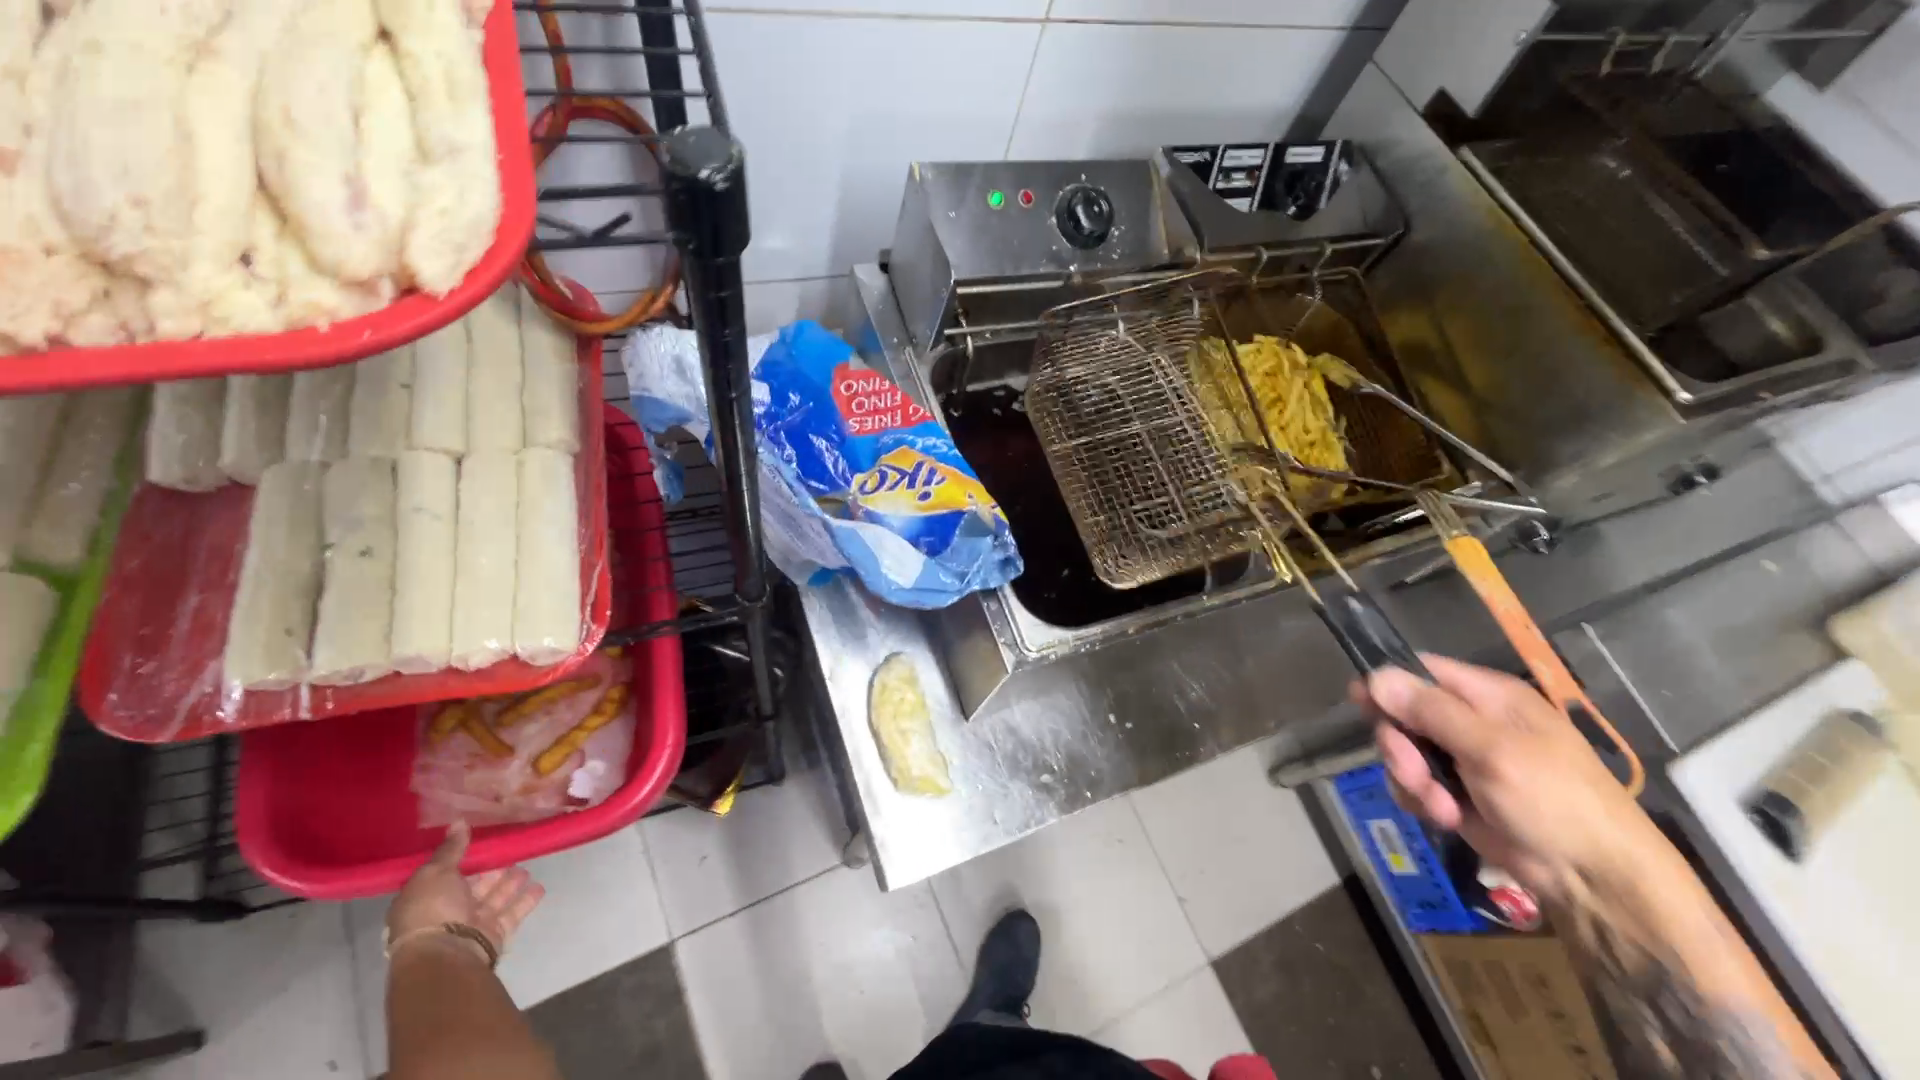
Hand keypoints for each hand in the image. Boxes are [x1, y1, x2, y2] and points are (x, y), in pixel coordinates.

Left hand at [388, 821, 545, 959]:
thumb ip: (451, 849)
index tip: (482, 842)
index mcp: (425, 898)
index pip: (445, 875)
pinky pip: (512, 913)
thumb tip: (458, 822)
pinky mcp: (494, 934)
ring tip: (527, 867)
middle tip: (511, 851)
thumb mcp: (436, 872)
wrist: (447, 952)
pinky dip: (525, 900)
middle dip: (491, 870)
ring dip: (510, 883)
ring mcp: (471, 924)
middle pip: (473, 887)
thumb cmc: (433, 908)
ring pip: (494, 898)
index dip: (462, 860)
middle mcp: (446, 912)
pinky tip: (540, 887)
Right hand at [1360, 655, 1667, 901]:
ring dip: (1412, 780)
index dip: (1388, 683)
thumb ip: (1432, 712)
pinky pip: (1415, 785)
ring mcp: (1463, 759)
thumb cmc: (1554, 800)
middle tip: (1417, 773)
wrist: (1591, 876)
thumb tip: (1375, 676)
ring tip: (1442, 807)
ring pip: (1405, 753)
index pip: (1421, 671)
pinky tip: (1446, 818)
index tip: (1360, 704)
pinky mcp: (1457, 794)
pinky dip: (1422, 802)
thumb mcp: (1492, 750)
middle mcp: (1471, 721)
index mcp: (1488, 696)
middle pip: (1404, 714)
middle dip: (1401, 747)